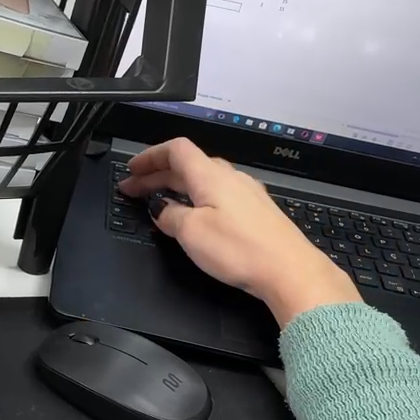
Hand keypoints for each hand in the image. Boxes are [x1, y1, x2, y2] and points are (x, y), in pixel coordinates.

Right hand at [118, 138, 360, 325]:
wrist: (287, 270)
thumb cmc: (243, 250)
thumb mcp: (191, 233)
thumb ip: (170, 216)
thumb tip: (161, 210)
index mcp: (210, 176)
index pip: (175, 150)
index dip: (149, 157)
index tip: (132, 169)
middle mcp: (229, 178)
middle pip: (186, 165)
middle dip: (156, 175)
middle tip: (134, 188)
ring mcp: (244, 193)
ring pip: (201, 180)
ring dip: (175, 187)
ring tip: (158, 201)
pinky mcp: (253, 212)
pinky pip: (217, 195)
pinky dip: (195, 199)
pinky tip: (191, 216)